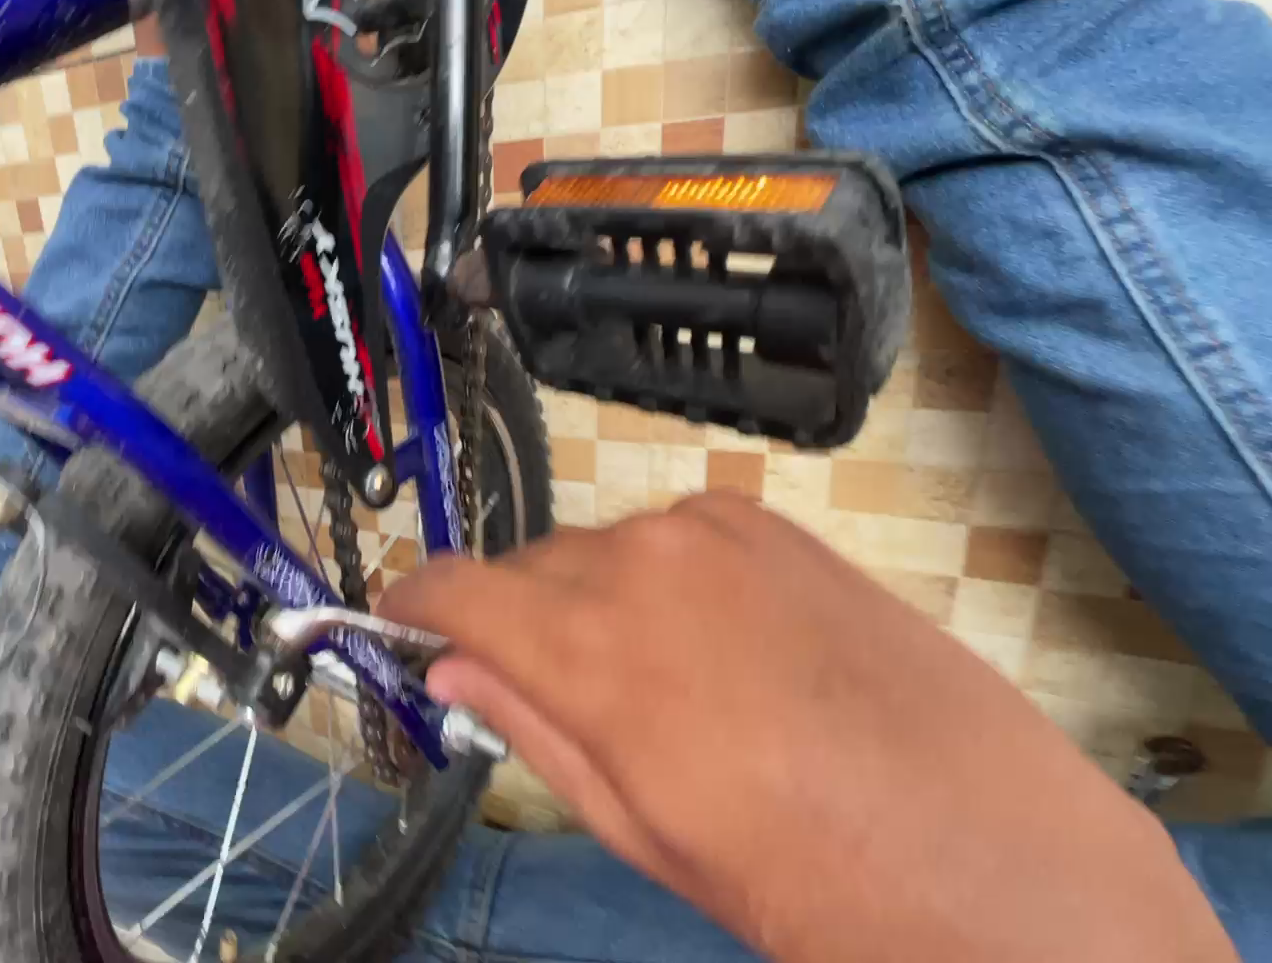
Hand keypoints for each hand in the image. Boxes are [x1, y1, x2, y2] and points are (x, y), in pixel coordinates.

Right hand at [381, 493, 1235, 962]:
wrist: (992, 865)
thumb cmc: (787, 872)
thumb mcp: (631, 821)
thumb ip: (523, 722)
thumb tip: (446, 669)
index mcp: (587, 648)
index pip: (455, 587)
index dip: (414, 598)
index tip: (400, 615)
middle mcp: (633, 563)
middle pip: (524, 567)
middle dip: (512, 616)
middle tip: (545, 679)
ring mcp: (705, 531)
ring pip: (594, 550)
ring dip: (587, 595)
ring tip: (646, 666)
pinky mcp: (764, 522)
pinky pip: (667, 533)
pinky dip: (656, 573)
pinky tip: (708, 630)